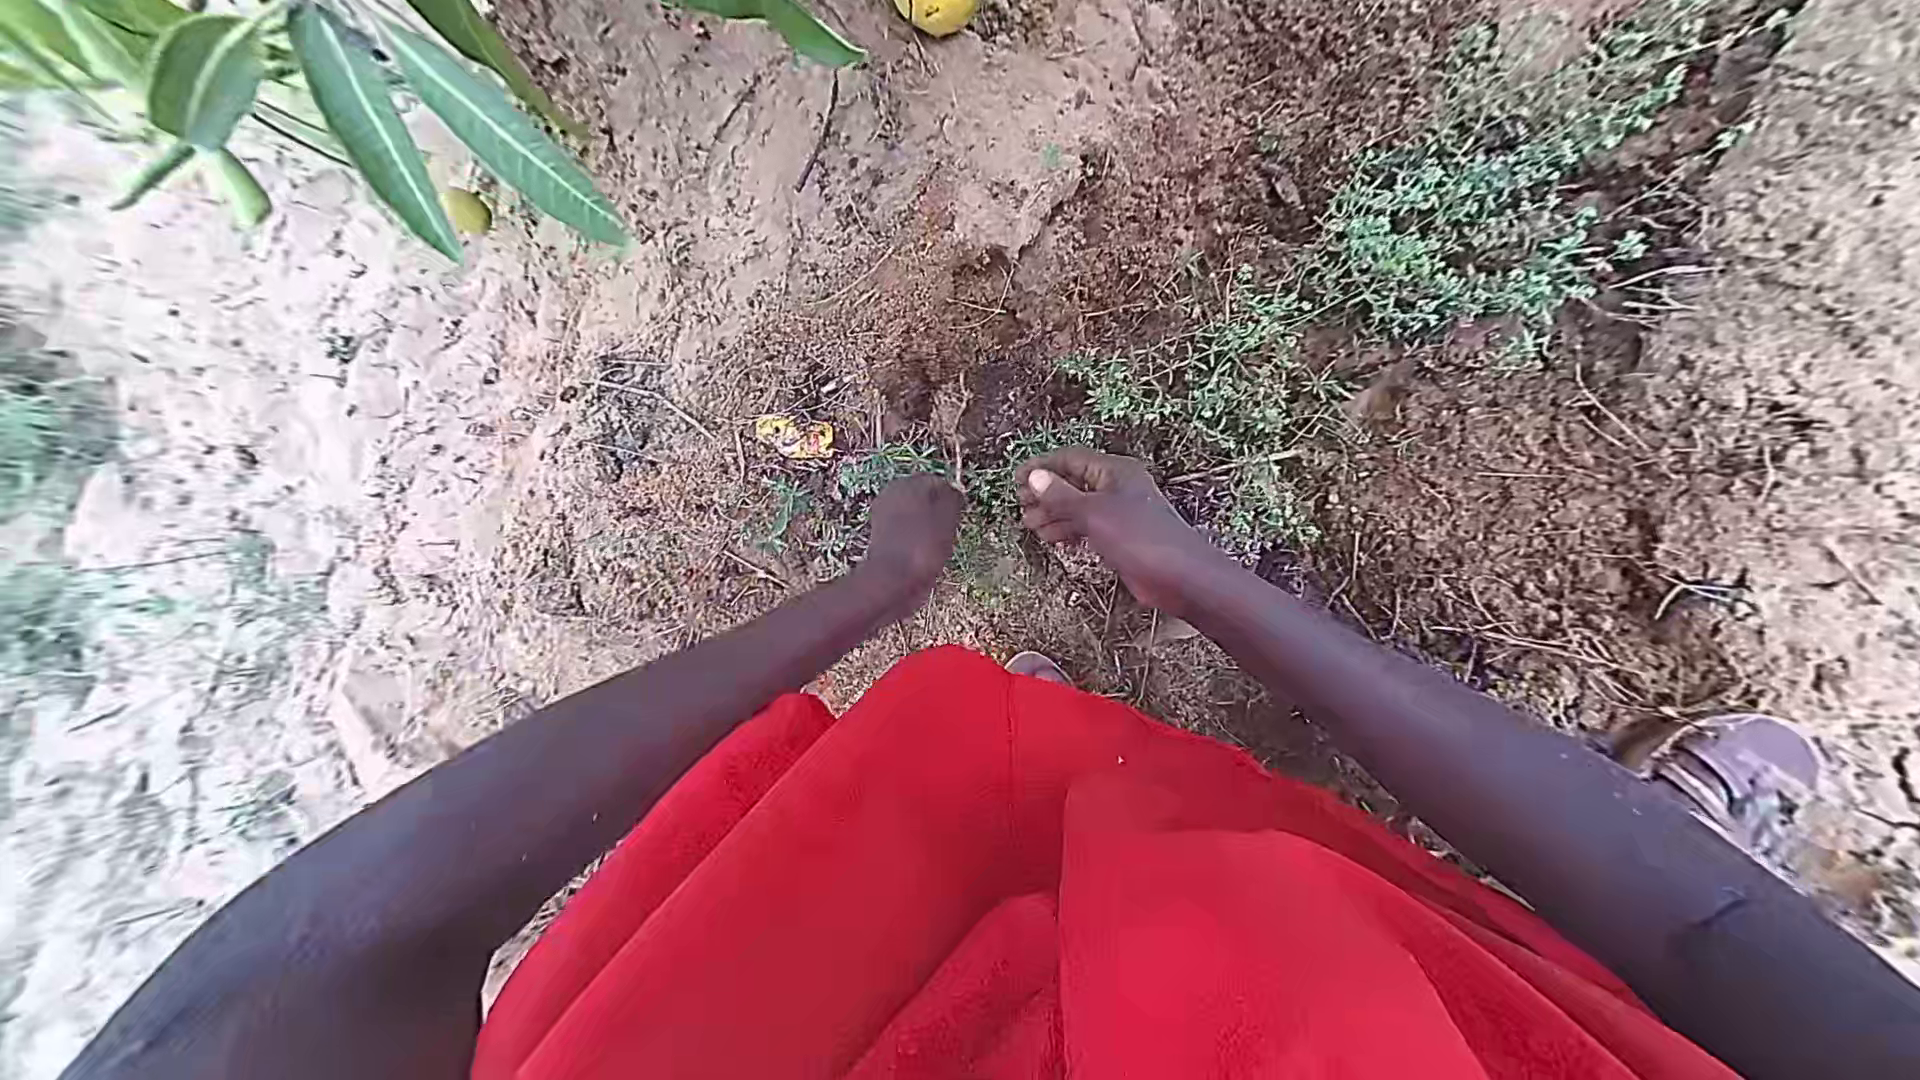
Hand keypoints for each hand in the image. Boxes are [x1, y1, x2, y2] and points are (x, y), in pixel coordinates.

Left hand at [856, 473, 963, 618]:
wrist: (893, 581)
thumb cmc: (924, 545)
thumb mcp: (947, 517)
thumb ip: (952, 497)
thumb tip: (953, 492)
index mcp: (907, 483)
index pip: (937, 481)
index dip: (952, 496)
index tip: (961, 513)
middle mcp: (891, 494)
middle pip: (924, 497)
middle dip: (939, 510)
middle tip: (952, 528)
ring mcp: (883, 516)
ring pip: (916, 515)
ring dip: (929, 526)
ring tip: (940, 544)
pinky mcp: (882, 538)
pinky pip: (908, 531)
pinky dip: (918, 539)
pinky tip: (925, 553)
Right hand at [1014, 448, 1232, 615]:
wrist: (1179, 576)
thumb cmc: (1140, 538)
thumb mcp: (1094, 513)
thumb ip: (1061, 495)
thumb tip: (1035, 477)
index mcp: (1114, 471)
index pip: (1069, 459)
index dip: (1041, 467)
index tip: (1017, 480)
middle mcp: (1116, 487)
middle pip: (1072, 482)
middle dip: (1045, 493)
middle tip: (1021, 506)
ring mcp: (1119, 512)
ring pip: (1078, 506)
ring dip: (1053, 514)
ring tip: (1031, 526)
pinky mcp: (1120, 536)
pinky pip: (1087, 526)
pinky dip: (1068, 530)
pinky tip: (1054, 539)